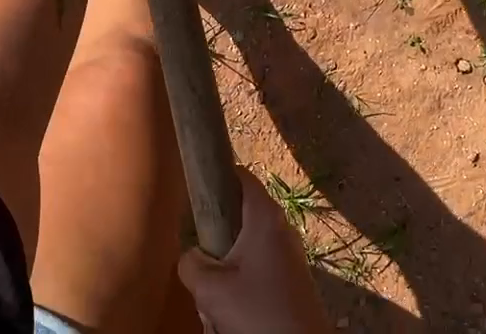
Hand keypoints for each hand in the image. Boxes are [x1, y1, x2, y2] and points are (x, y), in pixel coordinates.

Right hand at [177, 170, 329, 333]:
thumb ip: (191, 263)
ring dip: (229, 264)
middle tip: (204, 255)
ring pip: (248, 244)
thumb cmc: (258, 312)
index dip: (217, 176)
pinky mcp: (294, 276)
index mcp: (264, 215)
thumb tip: (192, 255)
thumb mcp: (211, 289)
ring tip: (218, 290)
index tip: (196, 194)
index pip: (239, 174)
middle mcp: (281, 225)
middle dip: (218, 234)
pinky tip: (235, 307)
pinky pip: (260, 265)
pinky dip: (244, 279)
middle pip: (240, 213)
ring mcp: (290, 251)